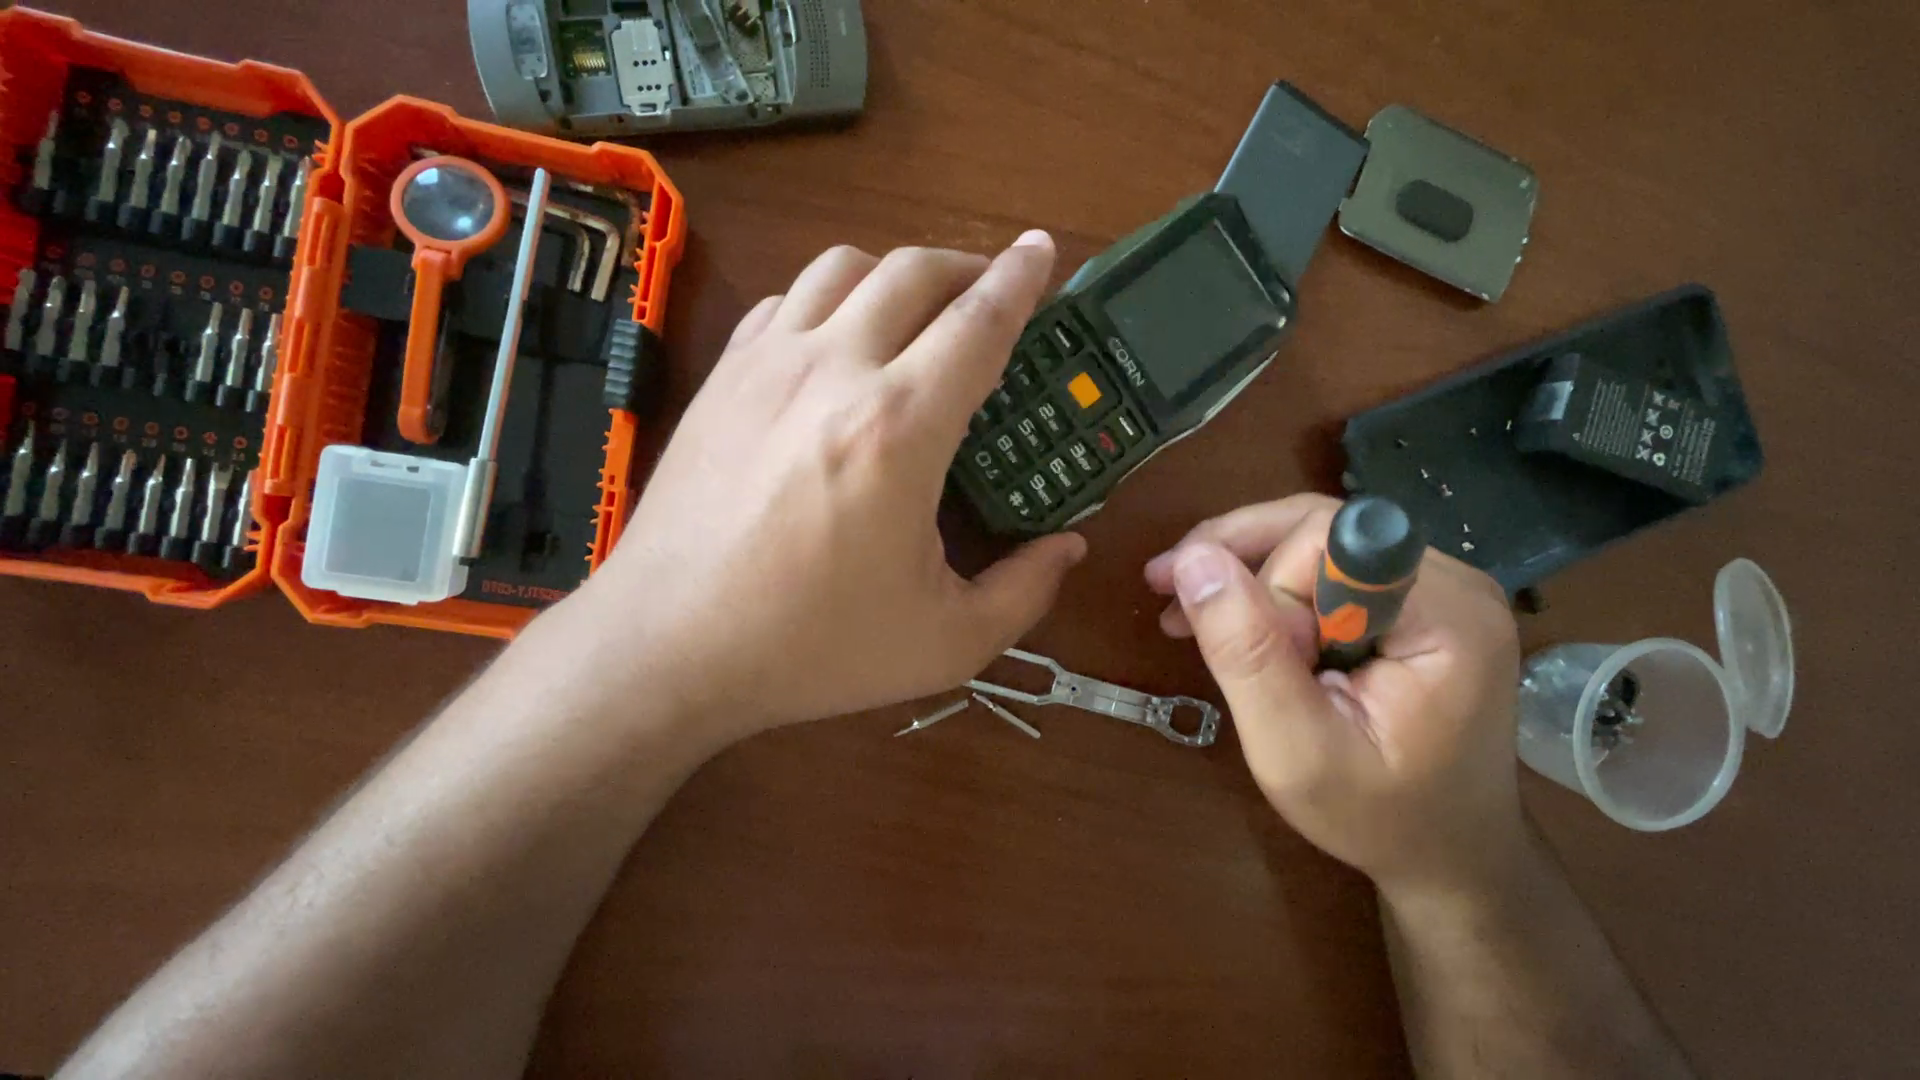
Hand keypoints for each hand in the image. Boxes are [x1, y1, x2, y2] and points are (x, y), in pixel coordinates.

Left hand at [565, 235, 1085, 736]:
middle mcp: (835, 370)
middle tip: (989, 293)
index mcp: (900, 427)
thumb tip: (1066, 546)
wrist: (669, 646)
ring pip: (842, 267)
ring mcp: (768, 365)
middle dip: (965, 266)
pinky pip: (784, 301)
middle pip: (913, 272)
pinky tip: (833, 340)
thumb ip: (1023, 591)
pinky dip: (826, 299)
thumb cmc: (812, 647)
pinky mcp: (722, 377)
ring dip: (894, 273)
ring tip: (915, 309)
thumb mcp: (945, 643)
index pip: (977, 322)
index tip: (1043, 251)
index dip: (1020, 279)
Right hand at [1144, 494, 1523, 893]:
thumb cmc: (1378, 817)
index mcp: (1443, 616)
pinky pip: (1327, 569)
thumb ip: (1247, 654)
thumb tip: (1193, 560)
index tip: (1217, 637)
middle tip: (1180, 620)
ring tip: (1189, 617)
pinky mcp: (1416, 601)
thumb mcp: (1295, 751)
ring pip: (1312, 543)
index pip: (1326, 540)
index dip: (1261, 579)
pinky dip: (1273, 592)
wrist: (1448, 853)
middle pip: (1317, 531)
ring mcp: (1437, 588)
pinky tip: (1236, 622)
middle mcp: (1451, 582)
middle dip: (1244, 573)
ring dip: (1246, 578)